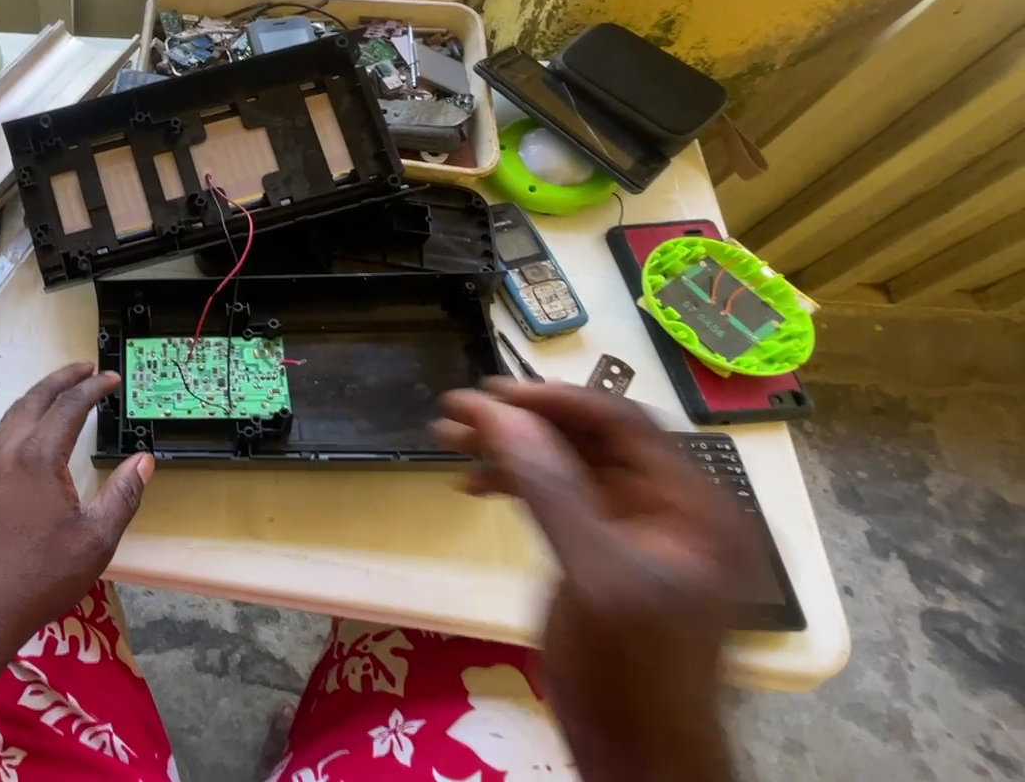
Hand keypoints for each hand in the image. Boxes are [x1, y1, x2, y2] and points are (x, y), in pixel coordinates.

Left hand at [0, 362, 153, 658]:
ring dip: (38, 397)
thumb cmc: (40, 578)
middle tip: (85, 368)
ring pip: (11, 416)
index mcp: (38, 457)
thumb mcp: (96, 542)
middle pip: (34, 399)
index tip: (111, 378)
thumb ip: (123, 496)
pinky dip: (19, 421)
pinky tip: (28, 436)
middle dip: (62, 379)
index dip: (92, 387)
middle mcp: (6, 451)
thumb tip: (144, 461)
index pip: (69, 406)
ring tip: (59, 393)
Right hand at [434, 380, 757, 781]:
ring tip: (448, 439)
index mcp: (693, 505)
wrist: (636, 754)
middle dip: (519, 422)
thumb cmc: (628, 670)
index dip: (553, 400)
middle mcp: (668, 506)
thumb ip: (550, 489)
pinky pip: (554, 495)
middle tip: (454, 412)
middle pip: (588, 438)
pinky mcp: (601, 550)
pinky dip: (511, 481)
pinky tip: (472, 484)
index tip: (488, 394)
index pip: (623, 423)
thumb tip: (500, 415)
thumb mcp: (593, 575)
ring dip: (507, 448)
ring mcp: (634, 529)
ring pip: (564, 463)